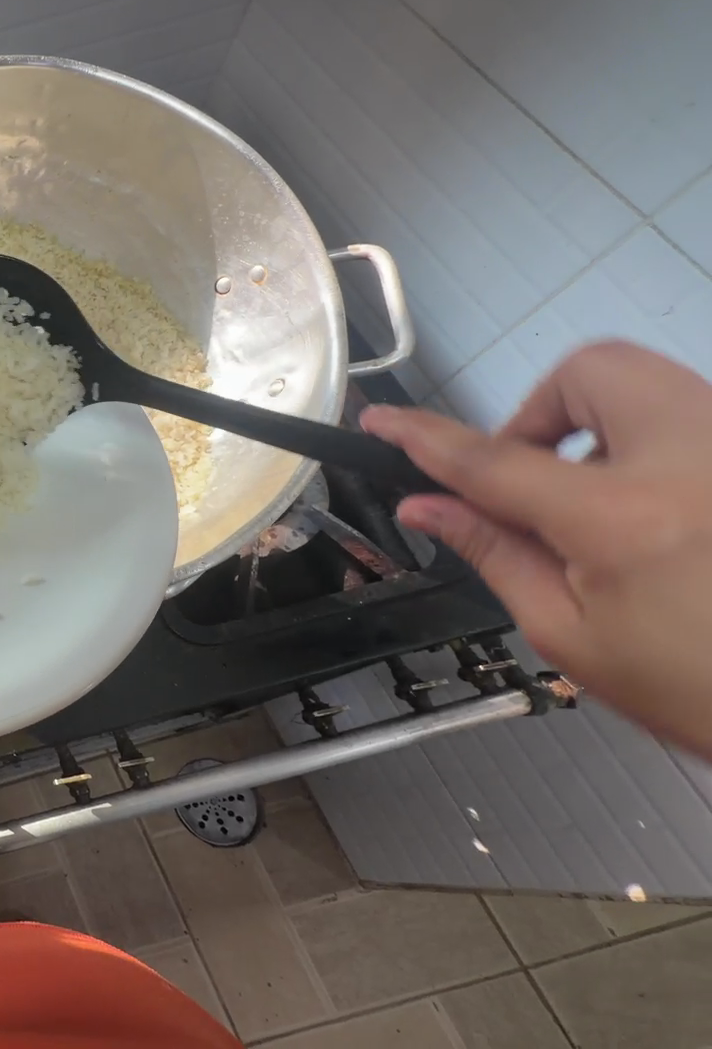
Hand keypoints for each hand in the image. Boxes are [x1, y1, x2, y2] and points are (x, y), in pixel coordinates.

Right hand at [360, 342, 711, 756]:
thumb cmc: (699, 689)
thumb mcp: (568, 632)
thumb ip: (494, 553)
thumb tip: (425, 506)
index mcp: (627, 520)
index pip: (494, 458)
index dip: (424, 436)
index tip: (382, 421)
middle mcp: (702, 465)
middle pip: (596, 372)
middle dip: (541, 408)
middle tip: (530, 471)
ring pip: (656, 388)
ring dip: (600, 431)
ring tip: (597, 503)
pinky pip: (697, 426)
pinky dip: (653, 452)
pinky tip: (658, 516)